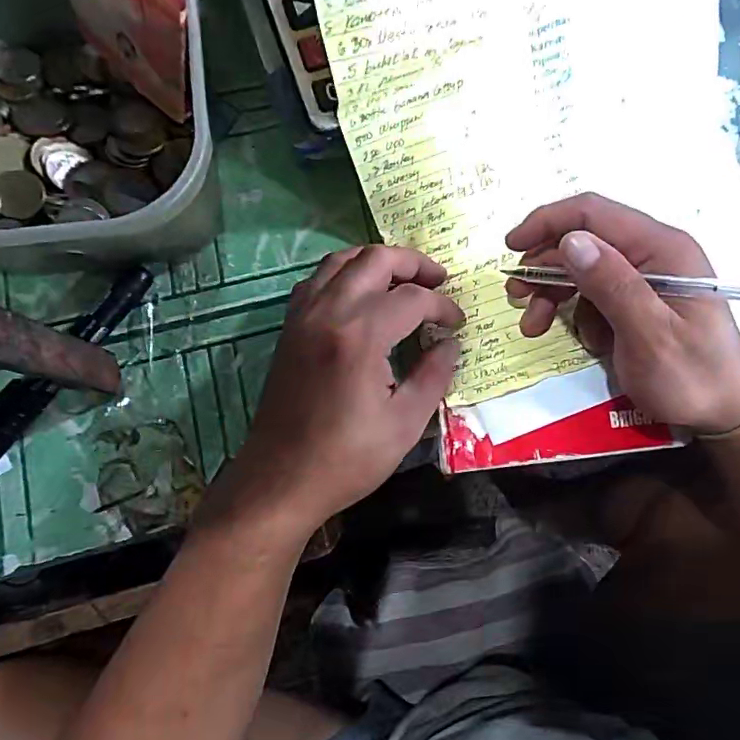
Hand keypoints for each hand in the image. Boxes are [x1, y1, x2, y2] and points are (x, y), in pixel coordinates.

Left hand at [203, 246, 462, 535]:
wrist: (281, 480)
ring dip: (377, 262)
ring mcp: (302, 317)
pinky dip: (345, 275)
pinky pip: (317, 280)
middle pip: (374, 259)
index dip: (442, 306)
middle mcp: (327, 312)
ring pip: (341, 260)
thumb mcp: (405, 423)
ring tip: (404, 282)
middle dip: (413, 263)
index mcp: (360, 336)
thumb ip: (433, 375)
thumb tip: (450, 344)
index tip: (458, 324)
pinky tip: (362, 298)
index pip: (412, 298)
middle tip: (439, 281)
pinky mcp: (289, 330)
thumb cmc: (347, 459)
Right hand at [506, 194, 739, 432]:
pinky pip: (597, 297)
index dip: (548, 223)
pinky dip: (580, 316)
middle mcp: (653, 254)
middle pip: (584, 242)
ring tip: (534, 327)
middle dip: (545, 268)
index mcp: (661, 249)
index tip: (511, 247)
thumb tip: (570, 241)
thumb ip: (612, 285)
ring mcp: (646, 278)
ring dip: (555, 295)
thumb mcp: (650, 335)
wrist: (728, 409)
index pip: (594, 214)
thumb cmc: (693, 375)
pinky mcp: (640, 302)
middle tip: (517, 300)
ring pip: (585, 271)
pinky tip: (587, 342)